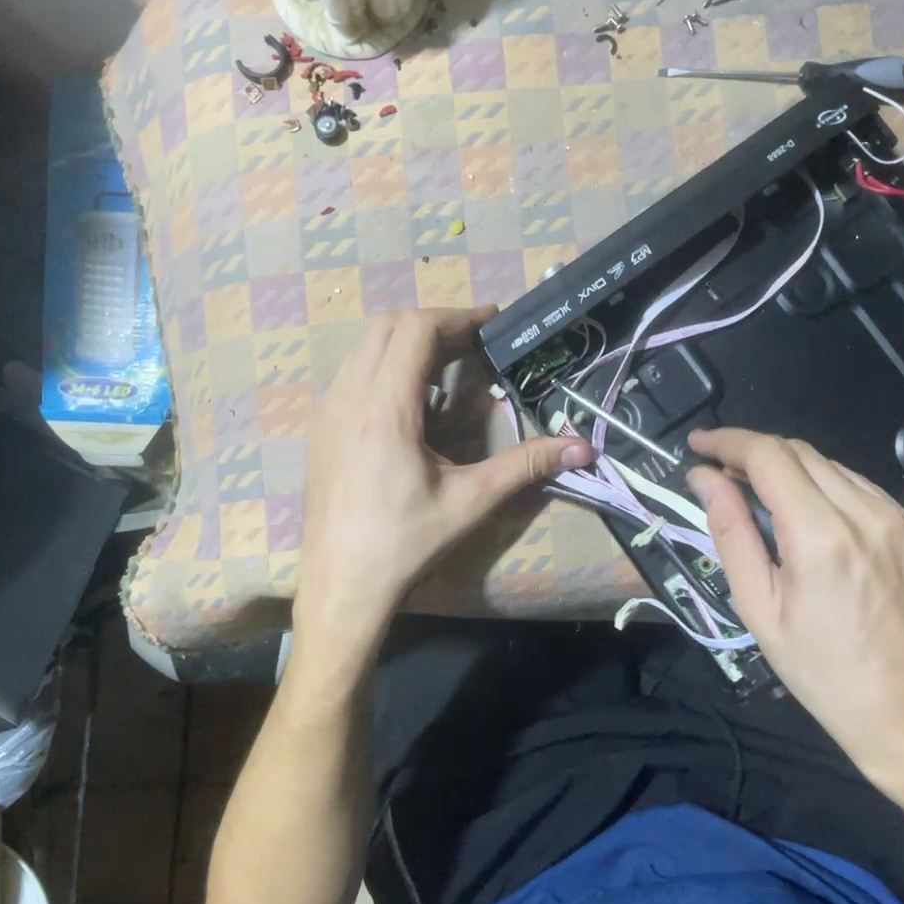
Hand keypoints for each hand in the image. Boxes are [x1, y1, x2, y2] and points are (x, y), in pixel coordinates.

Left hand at [295, 307, 593, 643]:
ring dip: (406, 344)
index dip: (459, 318)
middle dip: (435, 325)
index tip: (493, 324)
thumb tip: (582, 448)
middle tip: (475, 345)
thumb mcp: (470, 502)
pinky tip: (412, 405)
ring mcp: (328, 412)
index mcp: (385, 408)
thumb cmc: (405, 544)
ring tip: (448, 369)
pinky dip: (384, 367)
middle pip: (388, 326)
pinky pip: (351, 375)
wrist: (341, 584)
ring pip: (365, 348)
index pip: (417, 330)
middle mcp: (349, 398)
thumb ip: (526, 466)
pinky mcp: (321, 430)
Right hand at [685, 428, 903, 794]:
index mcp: (820, 536)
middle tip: (718, 470)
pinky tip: (804, 512)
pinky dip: (823, 486)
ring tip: (755, 490)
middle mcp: (866, 514)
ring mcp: (898, 518)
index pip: (769, 457)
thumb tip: (703, 478)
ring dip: (787, 467)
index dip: (728, 442)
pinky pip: (860, 487)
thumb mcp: (758, 606)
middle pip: (800, 452)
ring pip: (831, 465)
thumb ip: (730, 532)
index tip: (697, 444)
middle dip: (753, 451)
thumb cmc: (817, 669)